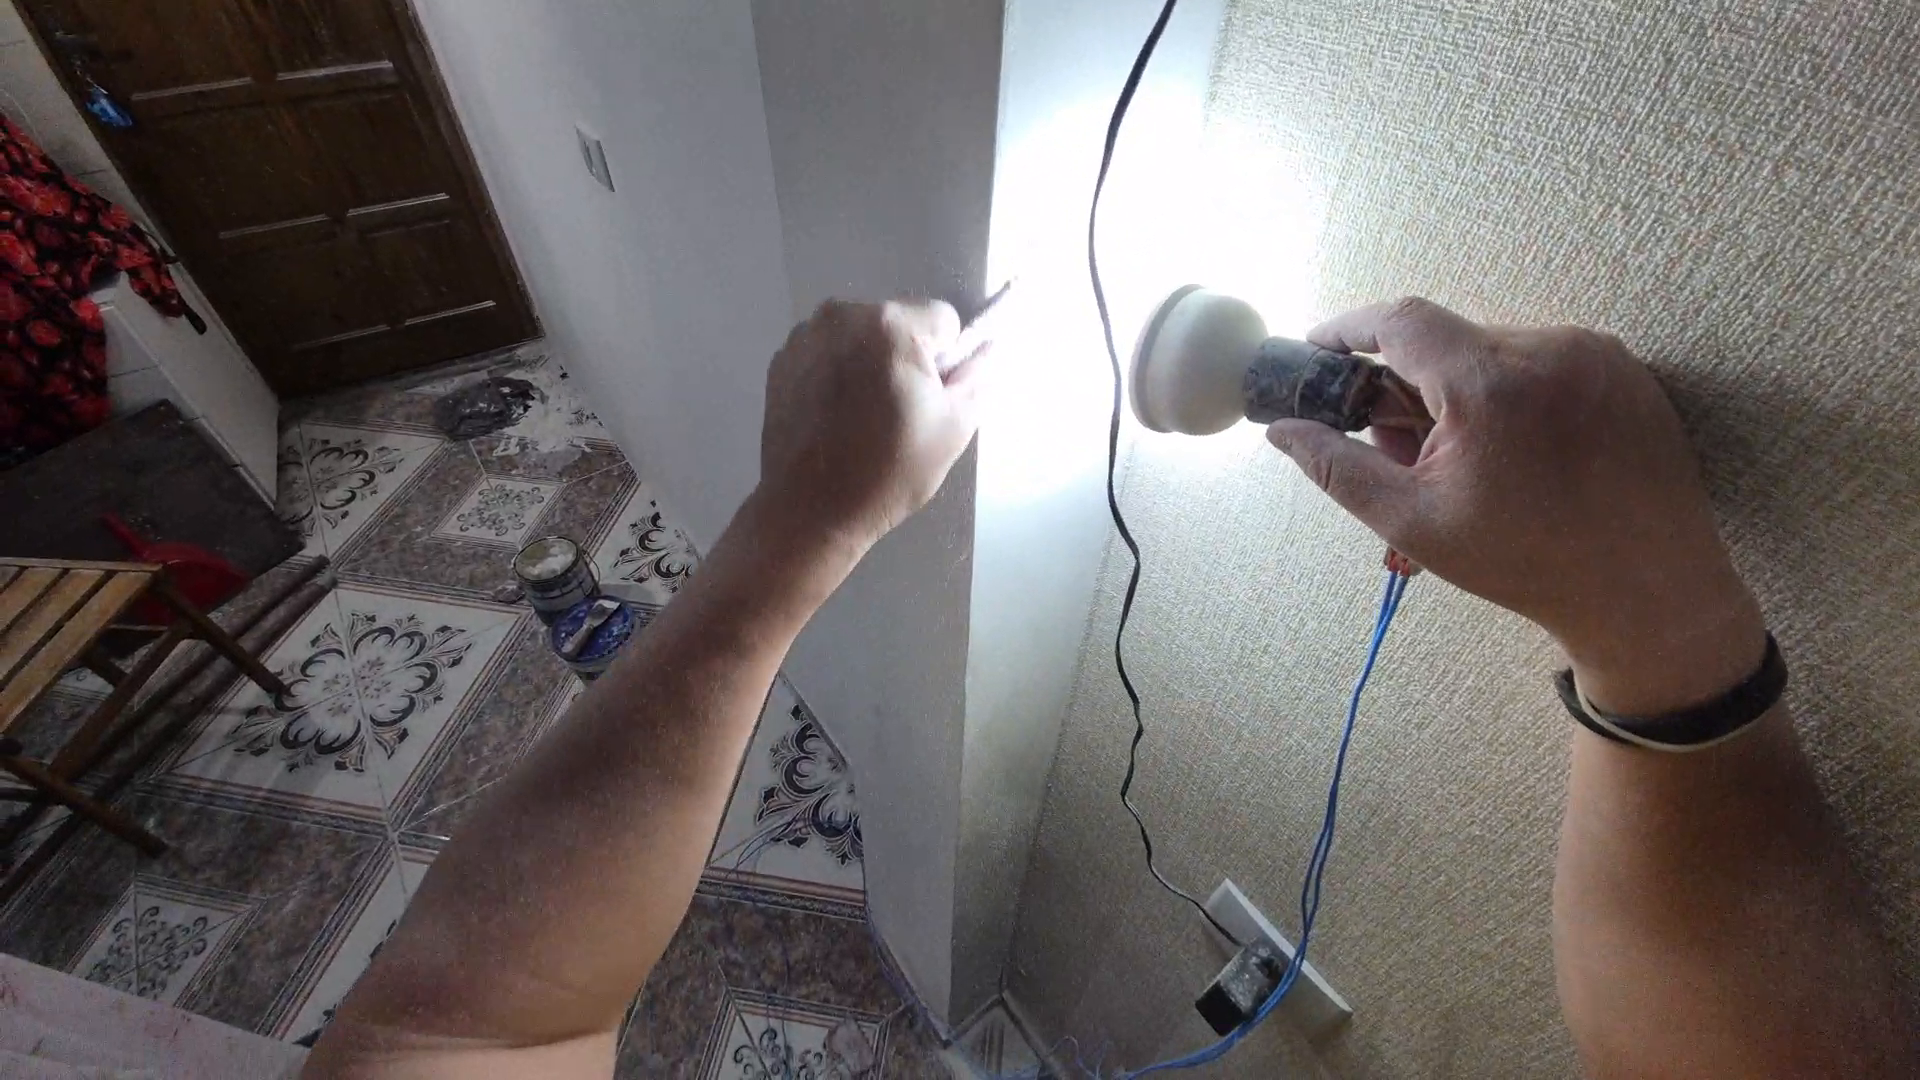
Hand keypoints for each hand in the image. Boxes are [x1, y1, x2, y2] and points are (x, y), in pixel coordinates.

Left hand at [755, 297, 987, 556]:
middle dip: (906, 359)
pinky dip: (837, 374)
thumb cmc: (888, 473)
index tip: (929, 400)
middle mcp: (842, 315)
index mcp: (890, 325)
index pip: (943, 319)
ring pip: (862, 337)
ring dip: (870, 364)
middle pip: (899, 324)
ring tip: (862, 418)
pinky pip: (829, 354)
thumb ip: (977, 378)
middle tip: (897, 414)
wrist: (809, 512)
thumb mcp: (953, 429)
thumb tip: (987, 349)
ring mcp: (805, 337)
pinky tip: (833, 418)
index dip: (946, 361)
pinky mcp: (781, 361)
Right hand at [1267, 298, 1765, 714]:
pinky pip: (1531, 359)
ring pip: (1484, 350)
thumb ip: (1335, 466)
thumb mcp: (1407, 519)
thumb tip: (1281, 430)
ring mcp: (1595, 354)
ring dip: (1447, 391)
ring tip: (1457, 460)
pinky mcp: (1621, 368)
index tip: (1316, 350)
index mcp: (1491, 386)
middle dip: (1400, 386)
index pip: (1400, 321)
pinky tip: (1502, 449)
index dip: (1348, 329)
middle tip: (1397, 449)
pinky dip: (1494, 391)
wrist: (1648, 590)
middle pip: (1440, 341)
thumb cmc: (1521, 560)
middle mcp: (1550, 350)